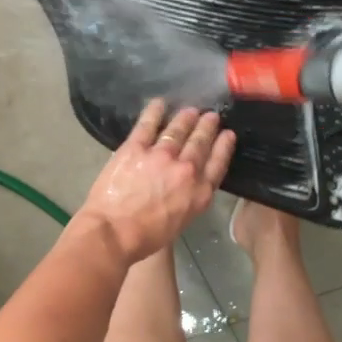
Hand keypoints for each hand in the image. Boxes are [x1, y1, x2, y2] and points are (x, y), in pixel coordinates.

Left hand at [74, 100, 235, 262]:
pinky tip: (160, 103)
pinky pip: (148, 124)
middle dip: (207, 127)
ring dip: (186, 118)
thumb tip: (186, 185)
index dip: (223, 147)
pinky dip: (155, 111)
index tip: (227, 134)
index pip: (217, 164)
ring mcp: (161, 156)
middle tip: (210, 116)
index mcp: (199, 194)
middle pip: (200, 143)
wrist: (113, 234)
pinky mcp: (135, 148)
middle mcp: (186, 170)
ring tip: (190, 110)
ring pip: (177, 130)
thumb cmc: (145, 238)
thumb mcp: (181, 222)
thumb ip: (189, 199)